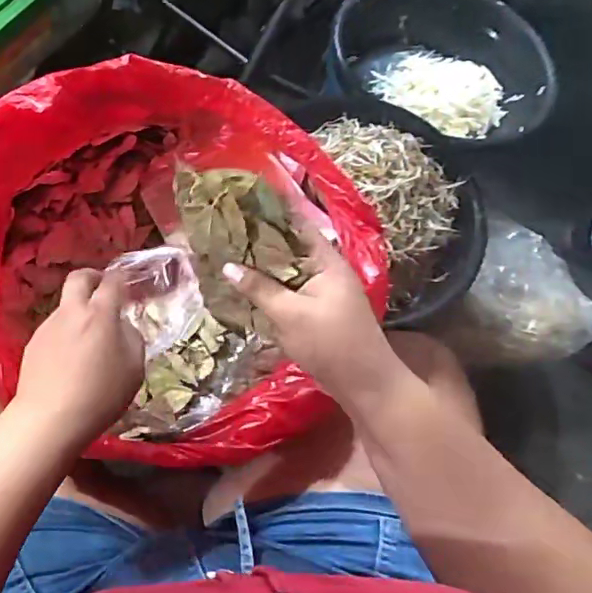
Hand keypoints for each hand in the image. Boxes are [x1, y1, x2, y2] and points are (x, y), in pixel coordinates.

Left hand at [13, 269, 144, 444]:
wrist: (50, 419)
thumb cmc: (100, 395)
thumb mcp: (134, 369)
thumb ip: (132, 338)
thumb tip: (121, 326)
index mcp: (100, 314)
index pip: (112, 282)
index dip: (121, 279)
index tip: (127, 286)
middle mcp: (71, 312)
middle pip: (78, 278)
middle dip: (93, 277)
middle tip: (103, 289)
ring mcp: (48, 326)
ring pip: (65, 306)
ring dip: (78, 311)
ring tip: (89, 339)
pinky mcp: (33, 343)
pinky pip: (54, 329)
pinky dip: (66, 333)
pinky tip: (70, 359)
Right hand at [222, 223, 404, 404]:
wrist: (365, 384)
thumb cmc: (330, 343)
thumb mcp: (290, 315)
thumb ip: (260, 289)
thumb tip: (228, 266)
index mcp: (328, 262)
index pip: (298, 227)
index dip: (271, 216)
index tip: (242, 207)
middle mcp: (328, 272)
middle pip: (291, 250)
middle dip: (260, 244)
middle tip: (226, 234)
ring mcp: (324, 293)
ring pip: (288, 273)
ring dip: (264, 269)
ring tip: (229, 256)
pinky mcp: (319, 313)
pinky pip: (291, 293)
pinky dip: (271, 290)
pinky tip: (247, 289)